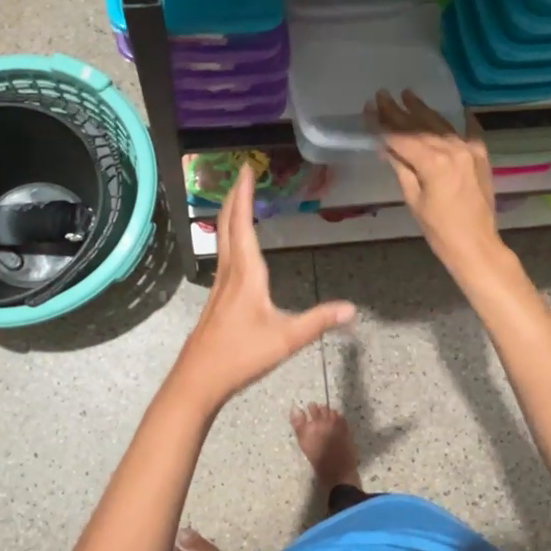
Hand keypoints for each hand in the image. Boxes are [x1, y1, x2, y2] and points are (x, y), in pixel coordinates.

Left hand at [169, 165, 355, 409]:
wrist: (197, 381)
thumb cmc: (240, 356)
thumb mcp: (286, 340)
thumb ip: (318, 321)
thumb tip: (352, 309)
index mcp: (246, 274)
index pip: (243, 225)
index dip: (244, 195)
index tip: (246, 169)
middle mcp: (230, 273)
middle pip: (227, 225)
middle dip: (235, 196)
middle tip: (242, 173)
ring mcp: (219, 286)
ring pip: (222, 239)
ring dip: (230, 214)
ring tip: (239, 199)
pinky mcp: (216, 299)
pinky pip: (223, 254)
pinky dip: (230, 235)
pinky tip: (236, 245)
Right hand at [367, 90, 504, 269]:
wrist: (477, 244)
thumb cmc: (439, 229)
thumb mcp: (413, 199)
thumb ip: (401, 167)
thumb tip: (386, 145)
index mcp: (432, 162)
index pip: (401, 136)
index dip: (383, 123)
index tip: (370, 108)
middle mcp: (452, 149)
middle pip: (420, 126)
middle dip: (400, 111)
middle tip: (383, 95)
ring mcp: (469, 149)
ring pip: (441, 125)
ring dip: (423, 110)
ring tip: (408, 95)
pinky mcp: (481, 155)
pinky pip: (467, 131)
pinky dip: (458, 120)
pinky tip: (454, 109)